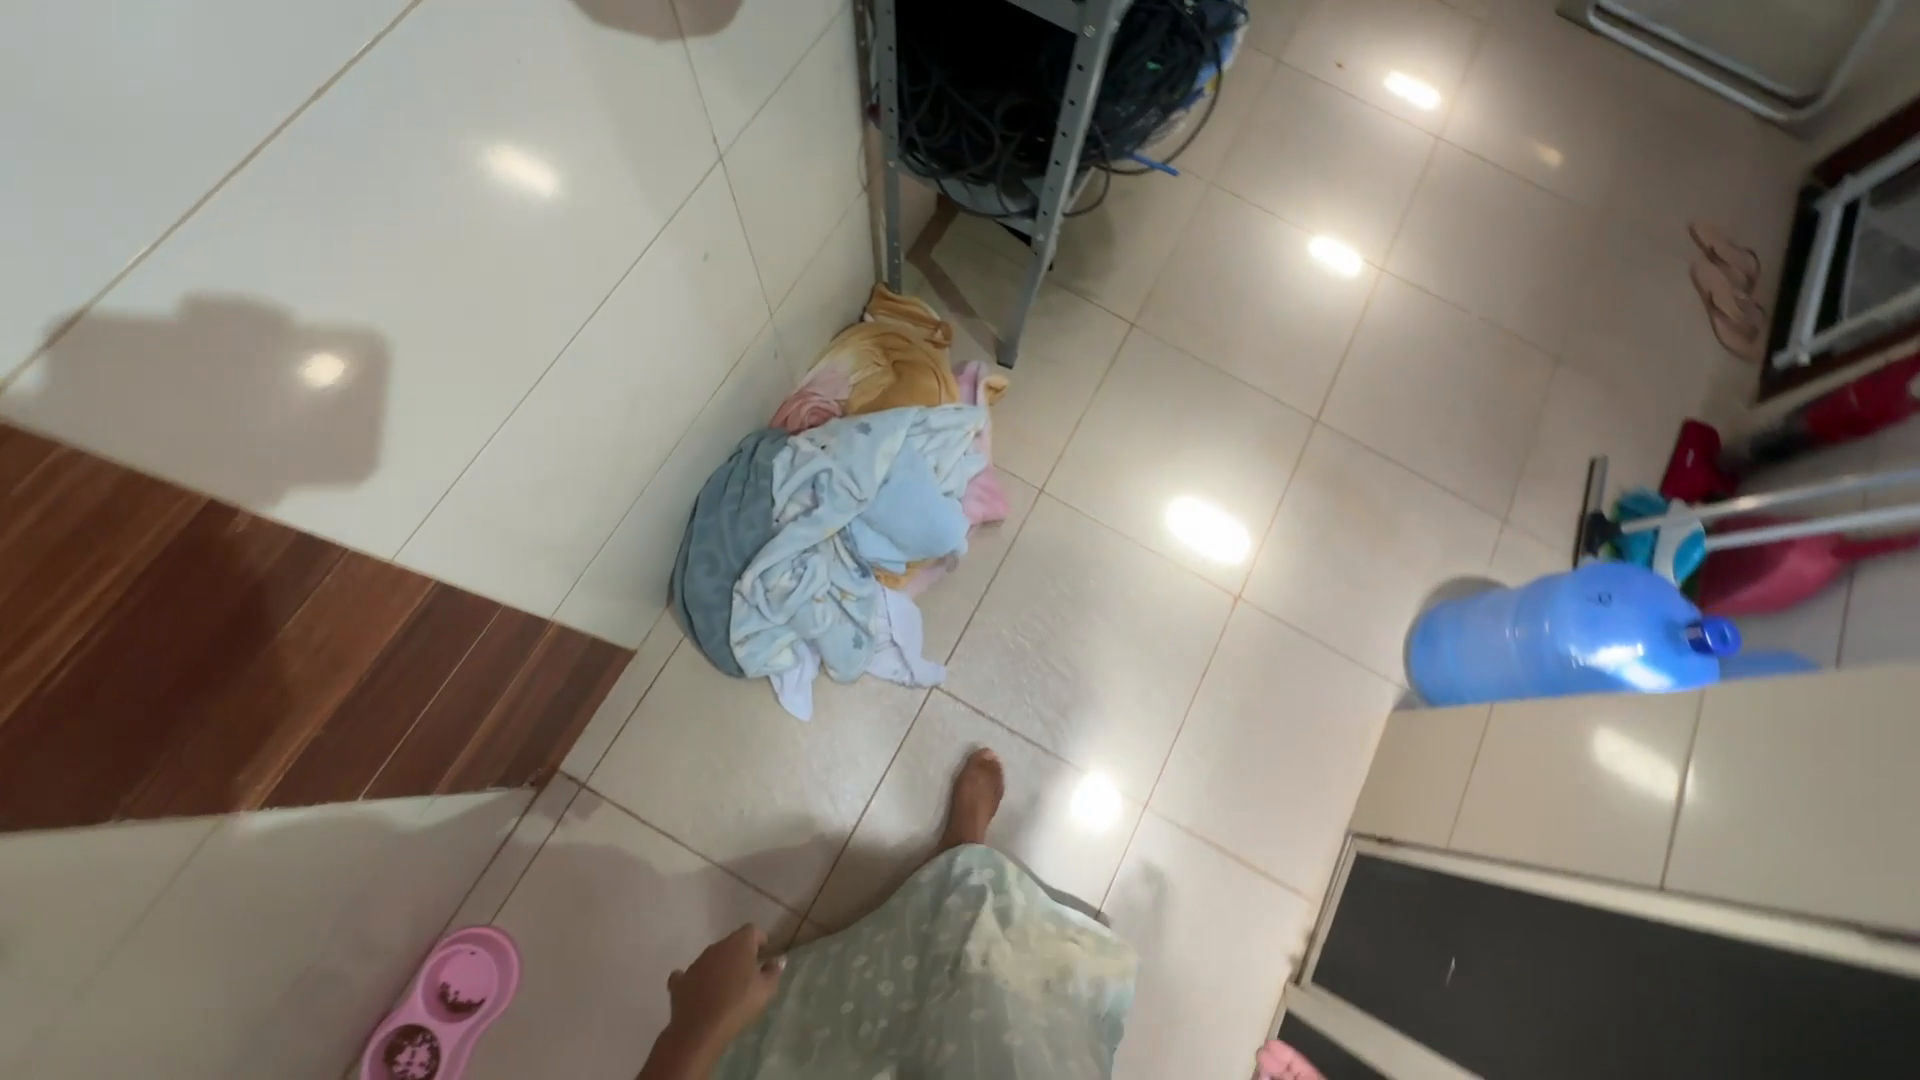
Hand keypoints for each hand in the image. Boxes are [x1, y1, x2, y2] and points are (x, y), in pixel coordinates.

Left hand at [665, 924, 785, 1054]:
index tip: (764, 953)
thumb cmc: (739, 1005)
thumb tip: (778, 960)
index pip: (752, 930)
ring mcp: (695, 963)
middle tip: (746, 973)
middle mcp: (716, 947)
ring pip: (711, 959)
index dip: (759, 939)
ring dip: (718, 967)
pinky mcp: (680, 981)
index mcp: (739, 944)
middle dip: (739, 954)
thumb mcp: (766, 990)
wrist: (700, 1030)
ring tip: (725, 987)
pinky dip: (695, 980)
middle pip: (731, 944)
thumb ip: (773, 972)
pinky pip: (687, 975)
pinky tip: (698, 991)